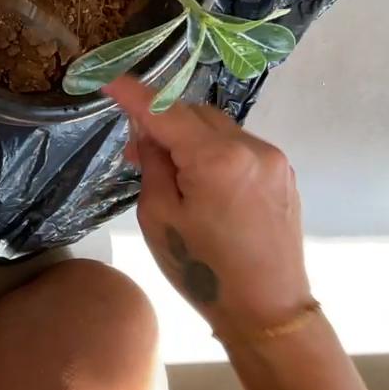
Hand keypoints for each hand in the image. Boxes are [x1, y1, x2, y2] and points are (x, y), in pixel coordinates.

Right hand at [104, 76, 310, 339]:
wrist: (267, 310)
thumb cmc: (202, 269)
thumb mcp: (158, 217)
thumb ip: (153, 165)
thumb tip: (149, 134)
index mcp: (217, 159)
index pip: (164, 110)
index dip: (132, 92)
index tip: (106, 78)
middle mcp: (250, 147)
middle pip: (192, 113)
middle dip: (159, 120)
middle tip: (133, 150)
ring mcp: (272, 159)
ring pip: (216, 126)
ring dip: (186, 135)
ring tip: (164, 167)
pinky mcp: (282, 173)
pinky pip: (236, 145)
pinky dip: (210, 149)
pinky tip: (196, 178)